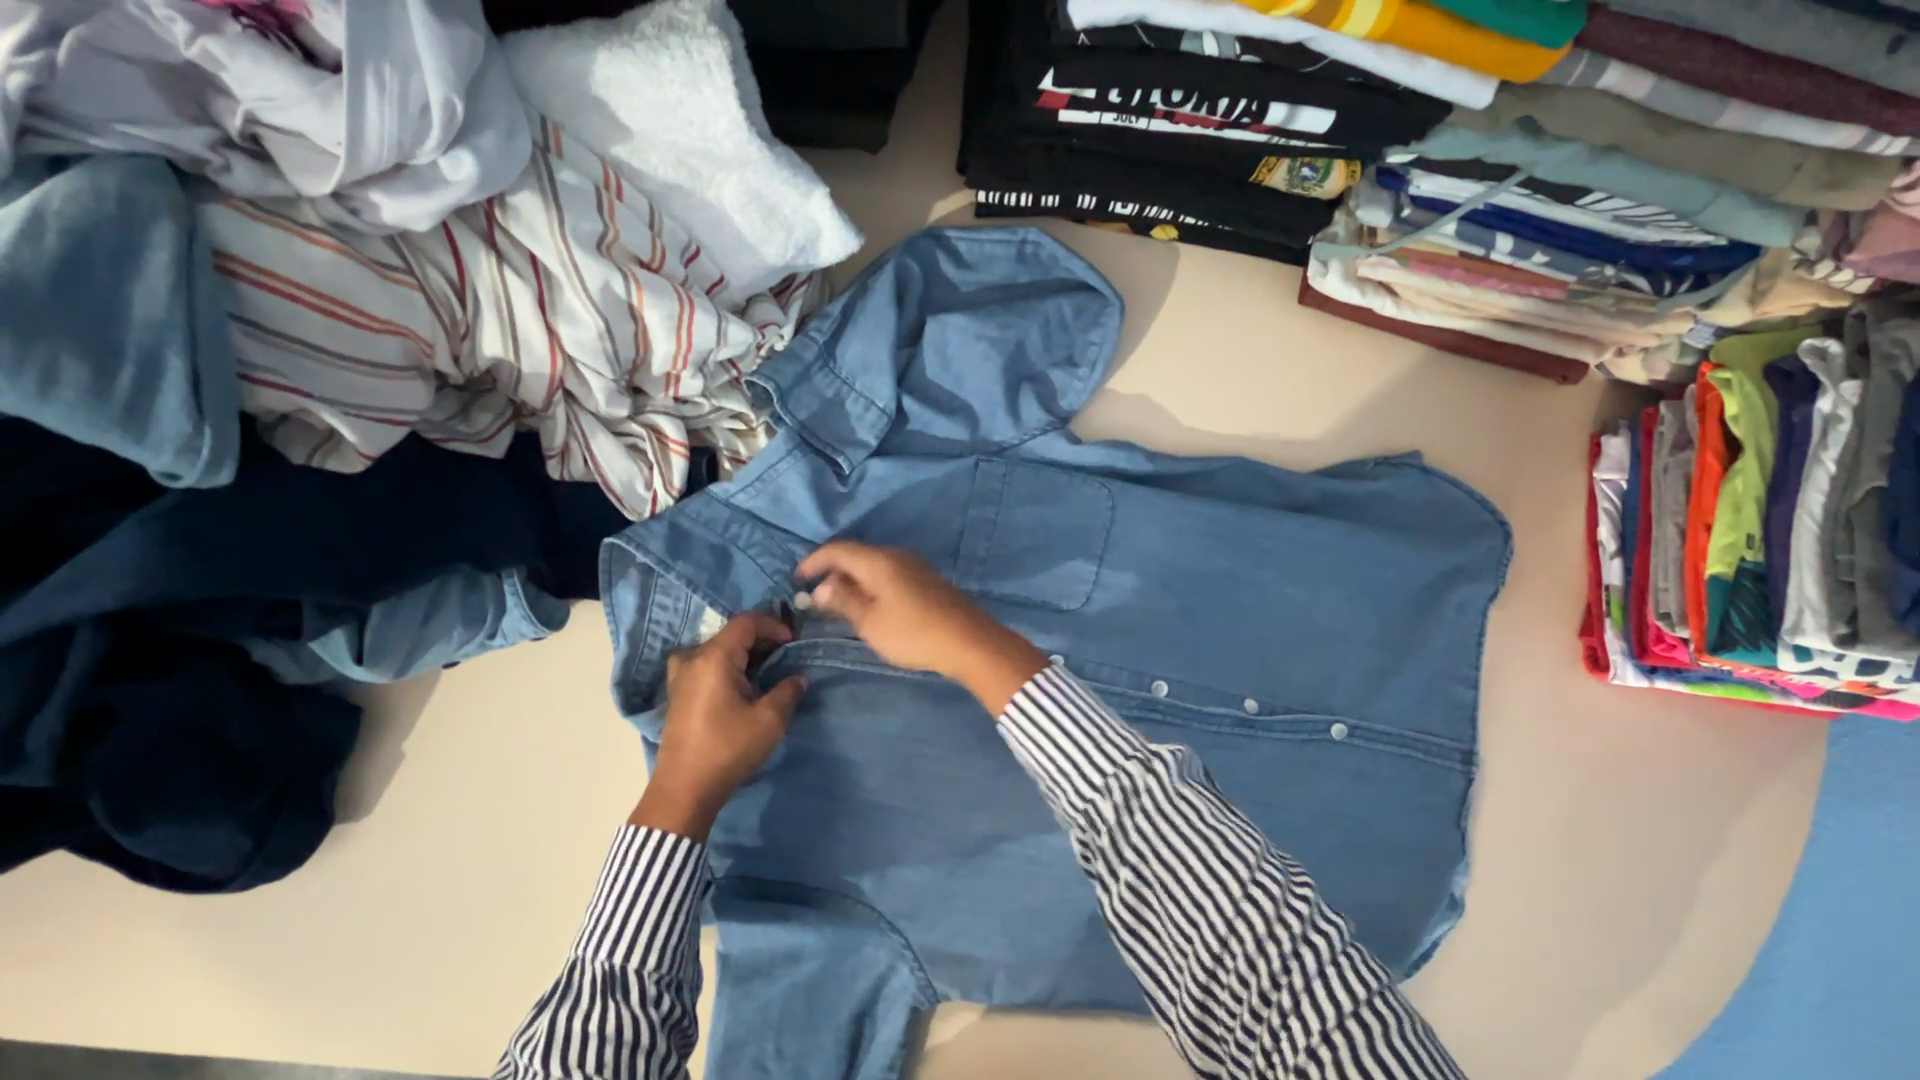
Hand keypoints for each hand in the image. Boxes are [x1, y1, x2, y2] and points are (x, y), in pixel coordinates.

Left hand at [630, 613, 805, 840]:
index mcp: (713, 657)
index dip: (773, 625)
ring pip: (718, 650)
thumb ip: (787, 691)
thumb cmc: (728, 749)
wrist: (684, 789)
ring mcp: (680, 675)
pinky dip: (729, 667)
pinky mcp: (678, 693)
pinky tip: (743, 686)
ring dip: (745, 655)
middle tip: (786, 656)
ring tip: (768, 671)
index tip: (793, 642)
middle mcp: (692, 658)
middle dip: (762, 640)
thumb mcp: (769, 720)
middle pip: (731, 634)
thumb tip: (798, 678)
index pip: (746, 622)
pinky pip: (706, 666)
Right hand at [798, 541, 1046, 712]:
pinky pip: (888, 574)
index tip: (797, 579)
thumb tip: (821, 587)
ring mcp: (914, 566)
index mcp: (878, 561)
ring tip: (839, 604)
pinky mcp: (926, 580)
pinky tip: (869, 606)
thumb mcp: (870, 623)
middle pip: (856, 555)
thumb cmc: (913, 633)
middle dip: (832, 573)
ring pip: (873, 565)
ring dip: (852, 580)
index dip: (814, 562)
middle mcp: (896, 555)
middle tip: (816, 597)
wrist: (969, 642)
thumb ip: (844, 601)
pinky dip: (871, 585)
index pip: (837, 550)